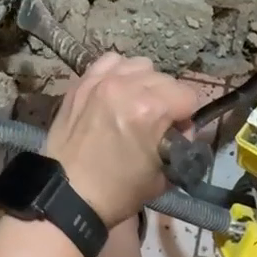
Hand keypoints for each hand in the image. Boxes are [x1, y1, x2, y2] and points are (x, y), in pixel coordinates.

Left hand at [41, 54, 201, 226]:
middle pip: (166, 80)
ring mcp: (102, 80)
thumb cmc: (117, 191)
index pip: (188, 96)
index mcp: (150, 110)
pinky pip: (111, 61)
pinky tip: (117, 90)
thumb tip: (181, 129)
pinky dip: (119, 73)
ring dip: (144, 83)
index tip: (177, 133)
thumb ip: (178, 144)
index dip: (187, 117)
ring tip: (135, 105)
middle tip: (157, 124)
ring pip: (140, 66)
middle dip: (168, 101)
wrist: (68, 195)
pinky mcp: (83, 81)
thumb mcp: (162, 175)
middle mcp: (127, 86)